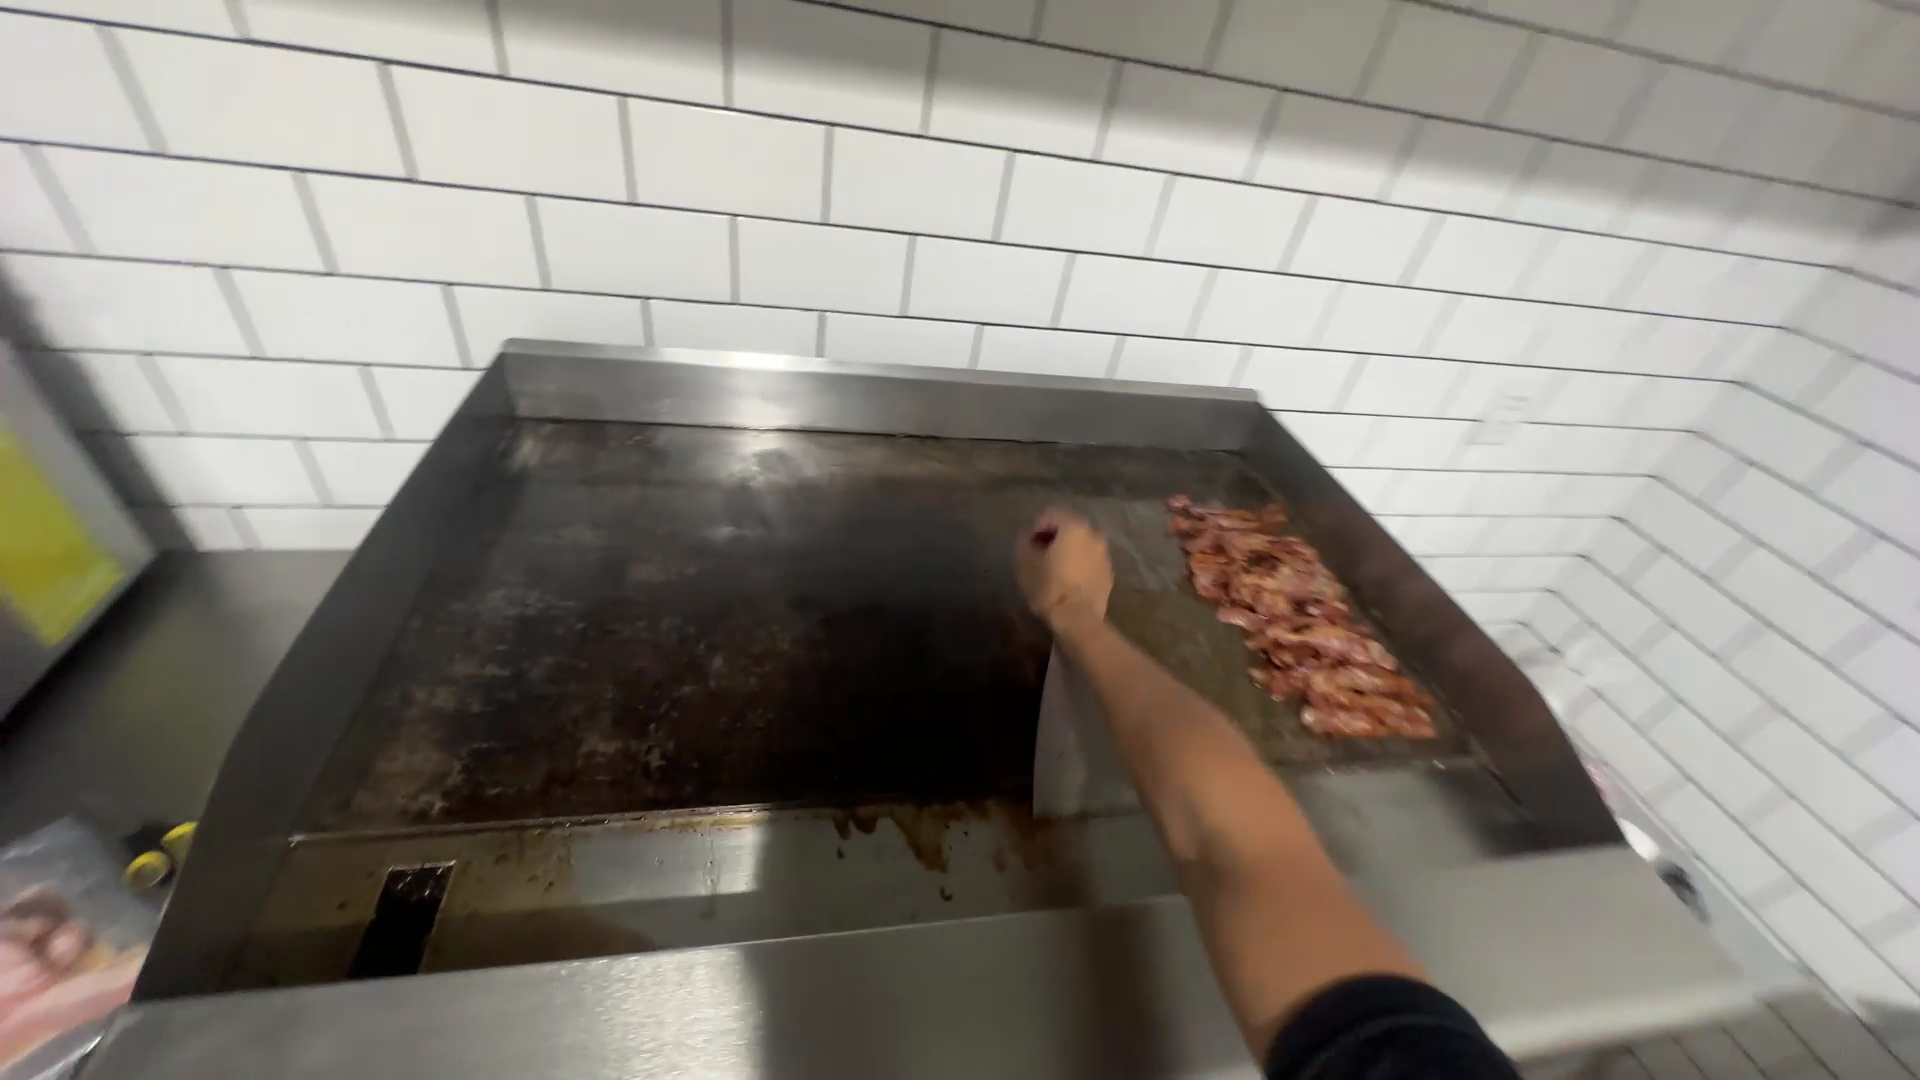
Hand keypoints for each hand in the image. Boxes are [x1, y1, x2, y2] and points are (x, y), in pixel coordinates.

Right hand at [1015, 509, 1111, 636]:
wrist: (1078, 619)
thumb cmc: (1048, 586)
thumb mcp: (1025, 562)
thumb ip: (1024, 542)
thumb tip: (1028, 537)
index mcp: (1074, 526)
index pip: (1050, 514)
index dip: (1035, 527)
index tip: (1027, 544)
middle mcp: (1094, 534)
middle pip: (1069, 528)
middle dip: (1054, 537)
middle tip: (1040, 554)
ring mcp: (1105, 554)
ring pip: (1082, 545)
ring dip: (1069, 551)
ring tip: (1055, 568)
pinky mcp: (1109, 574)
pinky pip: (1090, 561)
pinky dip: (1080, 565)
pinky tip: (1069, 580)